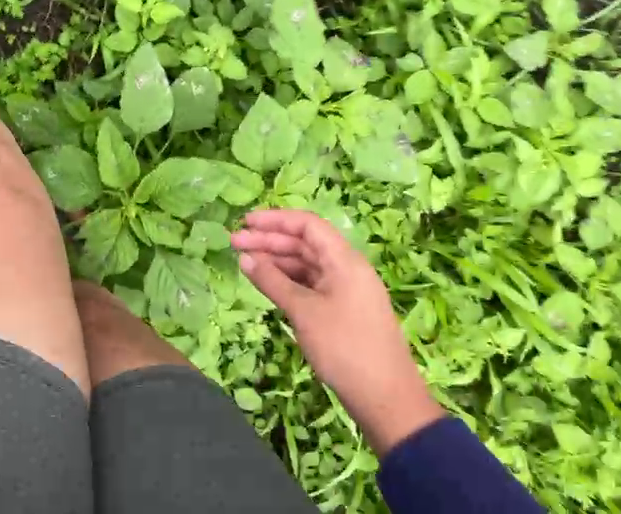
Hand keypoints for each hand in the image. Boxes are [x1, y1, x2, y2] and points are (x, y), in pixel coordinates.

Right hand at [231, 209, 443, 455]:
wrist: (387, 401)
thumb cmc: (345, 348)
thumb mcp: (303, 311)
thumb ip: (271, 280)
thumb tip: (244, 258)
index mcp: (345, 262)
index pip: (308, 225)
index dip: (275, 219)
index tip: (244, 223)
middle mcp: (348, 270)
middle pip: (305, 243)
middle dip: (269, 240)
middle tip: (234, 244)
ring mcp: (346, 292)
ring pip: (306, 264)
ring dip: (275, 260)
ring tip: (245, 264)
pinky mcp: (343, 311)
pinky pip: (310, 284)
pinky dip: (287, 280)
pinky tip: (267, 285)